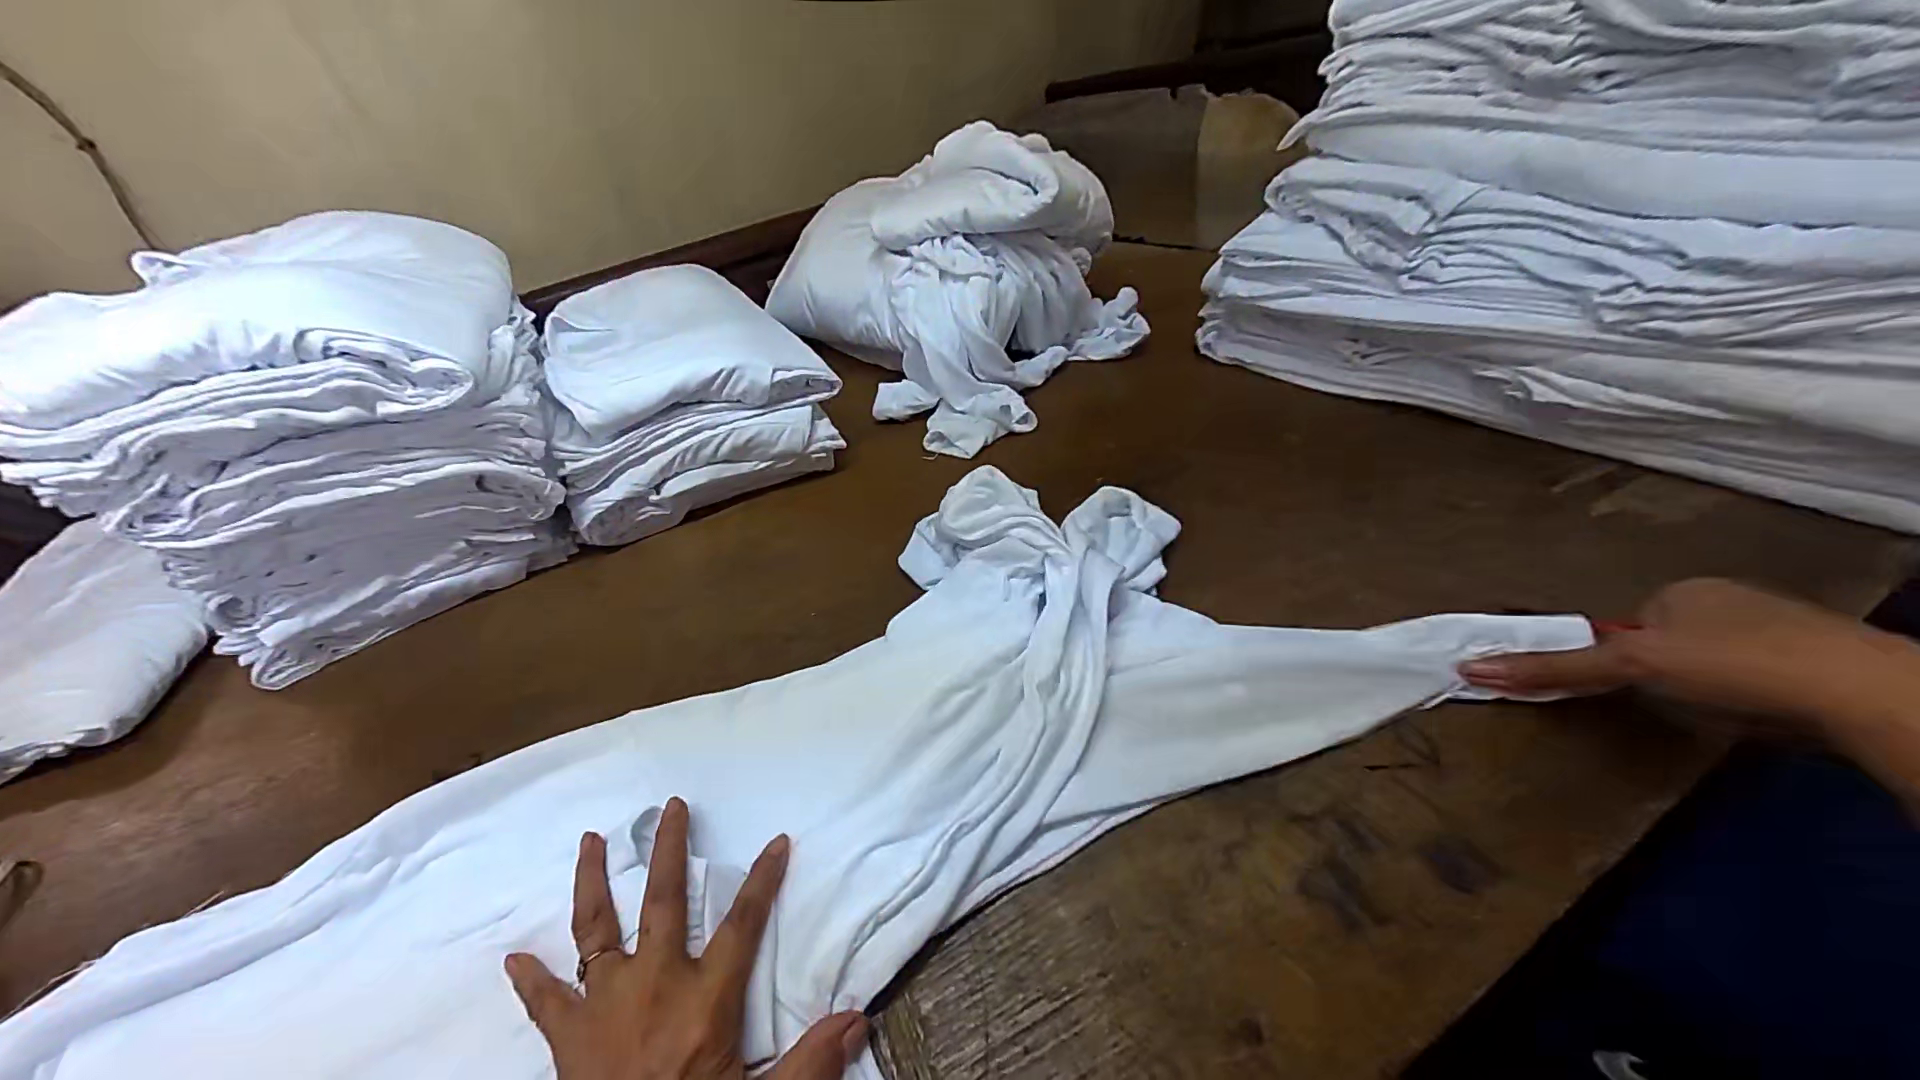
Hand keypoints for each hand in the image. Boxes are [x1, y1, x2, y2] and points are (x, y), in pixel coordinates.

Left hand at [505, 798, 867, 1079]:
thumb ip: (810, 1061)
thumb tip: (857, 1018)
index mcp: (705, 998)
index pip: (743, 922)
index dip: (763, 879)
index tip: (777, 842)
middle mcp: (654, 984)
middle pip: (664, 900)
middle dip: (670, 849)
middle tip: (672, 806)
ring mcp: (604, 1006)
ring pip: (596, 929)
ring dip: (593, 881)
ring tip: (590, 841)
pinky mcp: (567, 1039)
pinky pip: (545, 1002)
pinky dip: (531, 980)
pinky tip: (514, 958)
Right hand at [1461, 578, 1919, 724]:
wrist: (1863, 694)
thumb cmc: (1731, 663)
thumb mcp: (1630, 664)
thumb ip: (1554, 667)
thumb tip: (1472, 669)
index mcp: (1684, 590)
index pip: (1627, 624)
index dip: (1619, 655)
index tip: (1632, 681)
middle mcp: (1729, 600)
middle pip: (1666, 642)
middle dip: (1661, 669)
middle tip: (1674, 696)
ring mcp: (1781, 630)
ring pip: (1714, 662)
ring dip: (1706, 685)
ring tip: (1725, 708)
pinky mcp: (1818, 663)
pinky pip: (1757, 678)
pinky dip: (1748, 697)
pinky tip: (1764, 712)